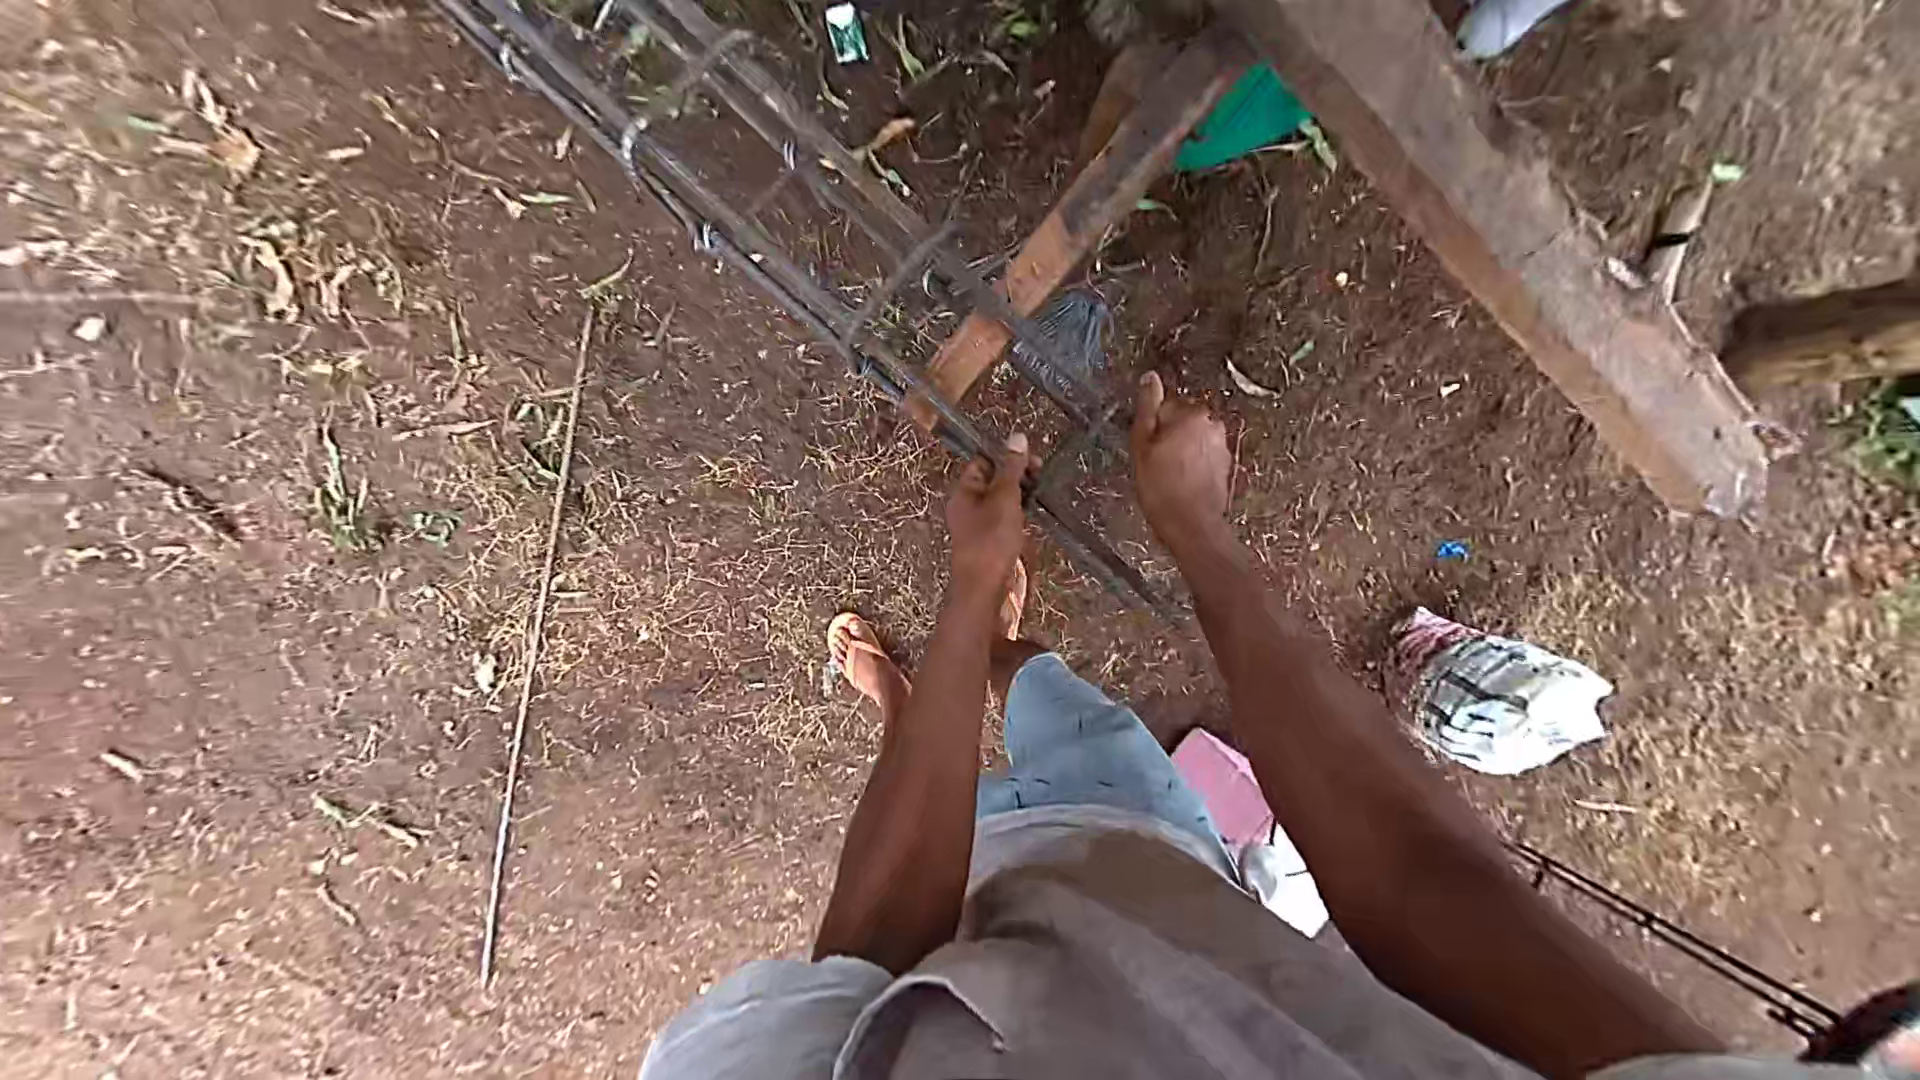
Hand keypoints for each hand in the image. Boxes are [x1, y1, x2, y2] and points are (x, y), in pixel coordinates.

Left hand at [946, 433, 1030, 595]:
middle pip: (993, 482)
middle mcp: (968, 507)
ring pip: (1001, 502)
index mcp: (964, 492)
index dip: (1006, 458)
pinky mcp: (991, 544)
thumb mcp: (1004, 498)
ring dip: (1020, 498)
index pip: (983, 462)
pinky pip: (1005, 522)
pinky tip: (1033, 521)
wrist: (985, 589)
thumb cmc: (991, 540)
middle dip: (1017, 477)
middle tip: (1040, 478)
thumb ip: (1011, 469)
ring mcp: (979, 527)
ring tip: (1039, 497)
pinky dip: (1019, 518)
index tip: (1033, 462)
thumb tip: (1017, 437)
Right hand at [1130, 371, 1231, 550]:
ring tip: (1167, 477)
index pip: (1164, 407)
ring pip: (1192, 440)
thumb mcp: (1142, 444)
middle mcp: (1211, 425)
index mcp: (1191, 414)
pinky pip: (1202, 457)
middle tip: (1154, 463)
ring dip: (1180, 452)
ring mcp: (1221, 446)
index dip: (1151, 429)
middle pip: (1181, 421)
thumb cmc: (1162, 487)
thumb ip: (1148, 407)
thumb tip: (1150, 378)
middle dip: (1167, 438)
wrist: (1191, 524)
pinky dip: (1192, 466)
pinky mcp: (1225, 465)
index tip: (1145, 448)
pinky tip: (1180, 484)